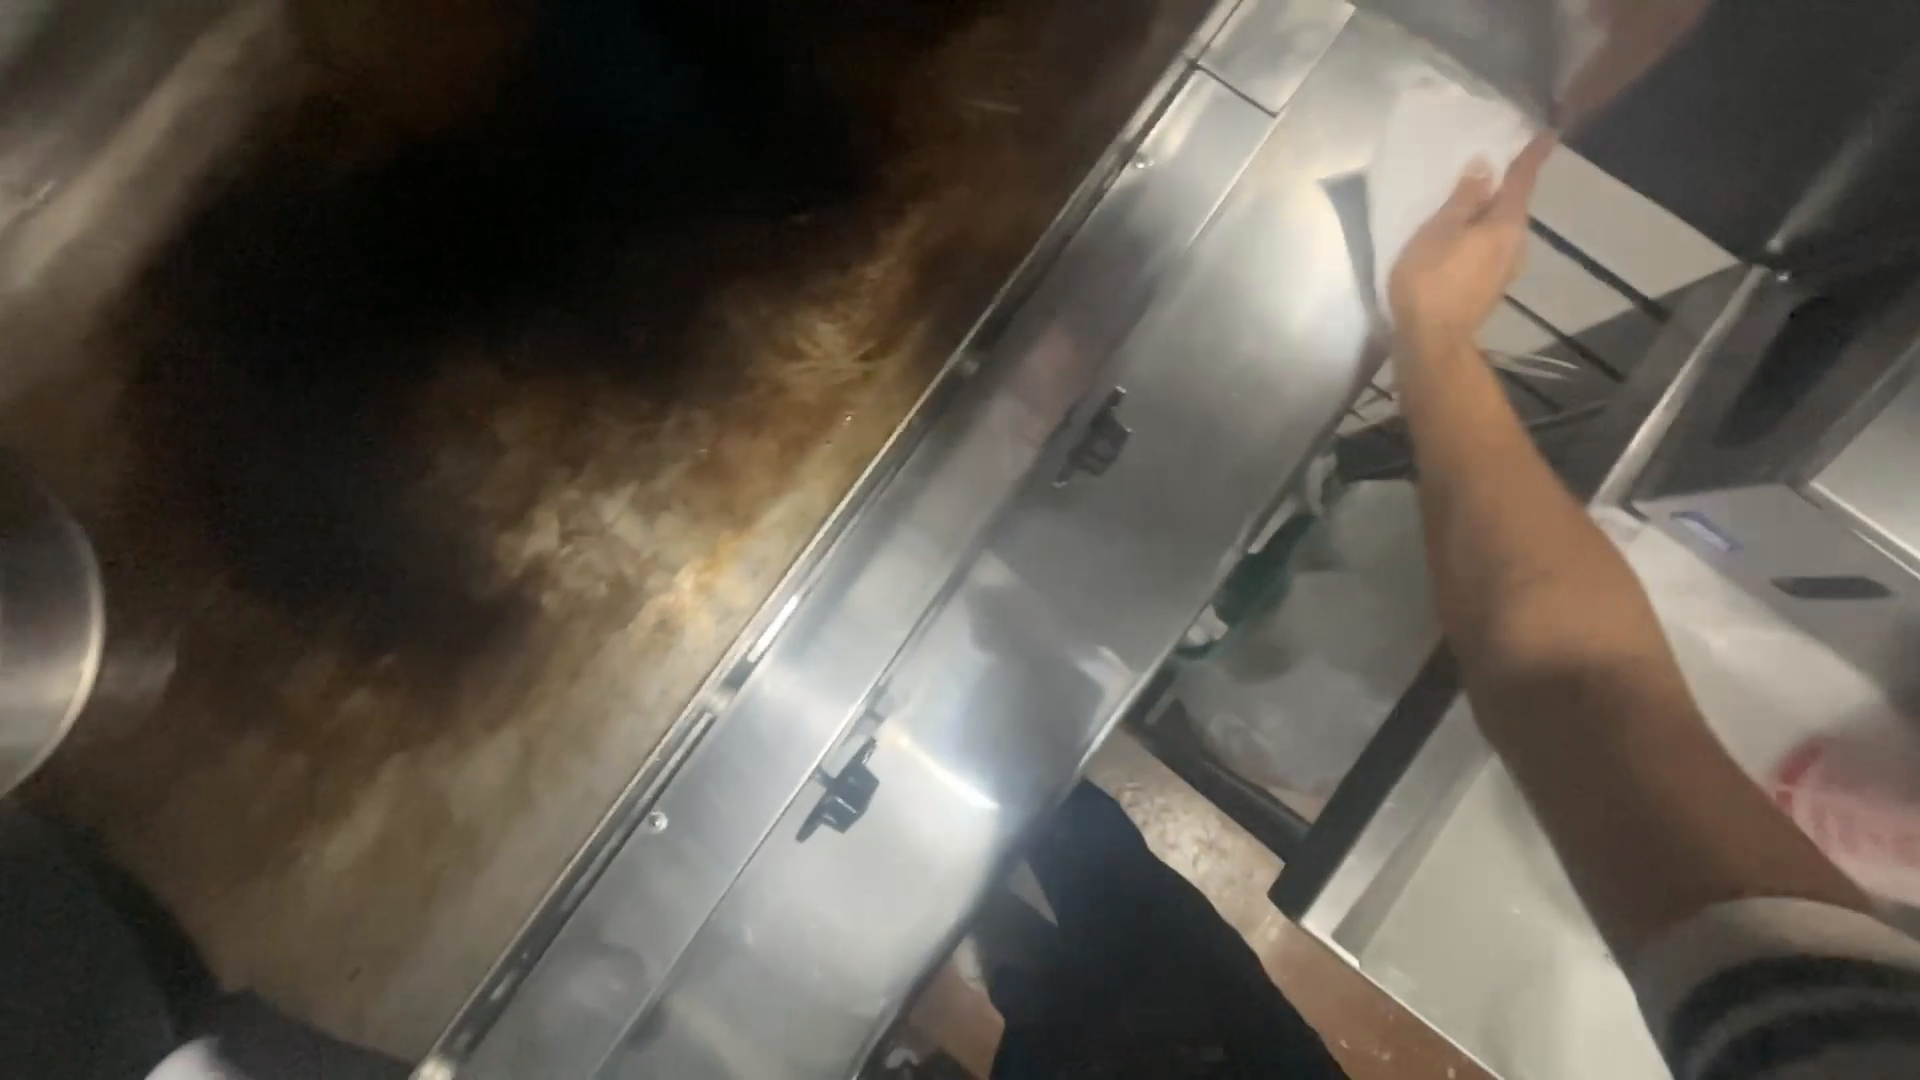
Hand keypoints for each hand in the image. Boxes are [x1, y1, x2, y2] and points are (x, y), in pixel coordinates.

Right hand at [1388, 133, 1554, 351]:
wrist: (1433, 340)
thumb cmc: (1430, 282)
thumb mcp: (1436, 233)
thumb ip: (1462, 200)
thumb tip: (1485, 166)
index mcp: (1505, 222)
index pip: (1523, 179)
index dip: (1533, 155)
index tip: (1548, 133)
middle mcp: (1516, 243)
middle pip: (1514, 209)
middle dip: (1502, 194)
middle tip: (1485, 181)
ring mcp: (1506, 271)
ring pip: (1502, 235)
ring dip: (1489, 224)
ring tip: (1466, 220)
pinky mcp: (1490, 291)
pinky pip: (1491, 256)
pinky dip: (1480, 246)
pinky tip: (1461, 252)